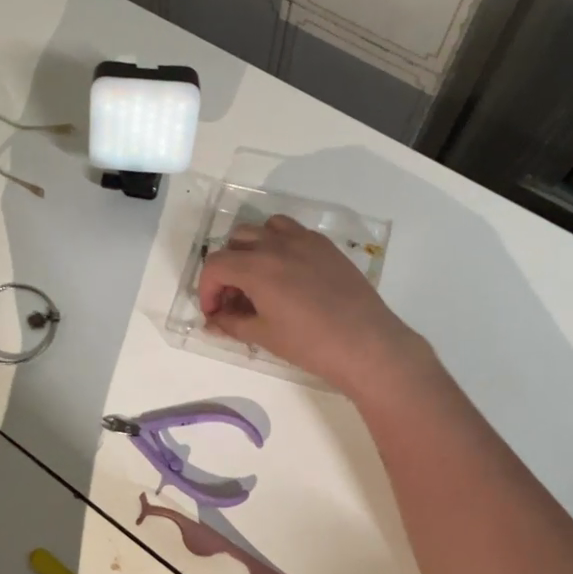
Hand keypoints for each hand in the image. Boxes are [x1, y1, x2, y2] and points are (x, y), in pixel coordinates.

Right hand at [198, 215, 431, 395]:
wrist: (366, 344)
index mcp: (257, 268)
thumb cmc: (310, 344)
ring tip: (259, 279)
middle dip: (227, 268)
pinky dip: (279, 245)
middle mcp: (277, 245)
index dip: (207, 290)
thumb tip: (213, 321)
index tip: (215, 313)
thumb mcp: (264, 336)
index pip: (215, 265)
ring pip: (264, 229)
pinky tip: (289, 274)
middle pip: (236, 241)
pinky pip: (292, 232)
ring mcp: (304, 240)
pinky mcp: (326, 246)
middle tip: (235, 299)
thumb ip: (232, 323)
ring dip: (252, 249)